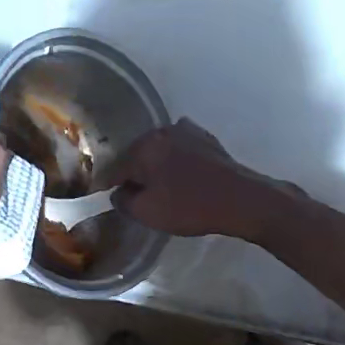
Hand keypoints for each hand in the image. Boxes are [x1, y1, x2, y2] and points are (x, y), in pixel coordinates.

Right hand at [104, 119, 299, 239]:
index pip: (115, 168)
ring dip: (156, 165)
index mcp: (143, 148)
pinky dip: (176, 160)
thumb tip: (119, 193)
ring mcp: (187, 131)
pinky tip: (182, 175)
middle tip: (133, 194)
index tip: (103, 196)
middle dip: (133, 172)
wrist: (241, 199)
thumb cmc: (189, 206)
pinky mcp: (207, 139)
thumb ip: (124, 201)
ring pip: (160, 150)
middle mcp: (161, 132)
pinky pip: (181, 149)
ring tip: (159, 185)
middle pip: (137, 155)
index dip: (107, 185)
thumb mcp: (147, 213)